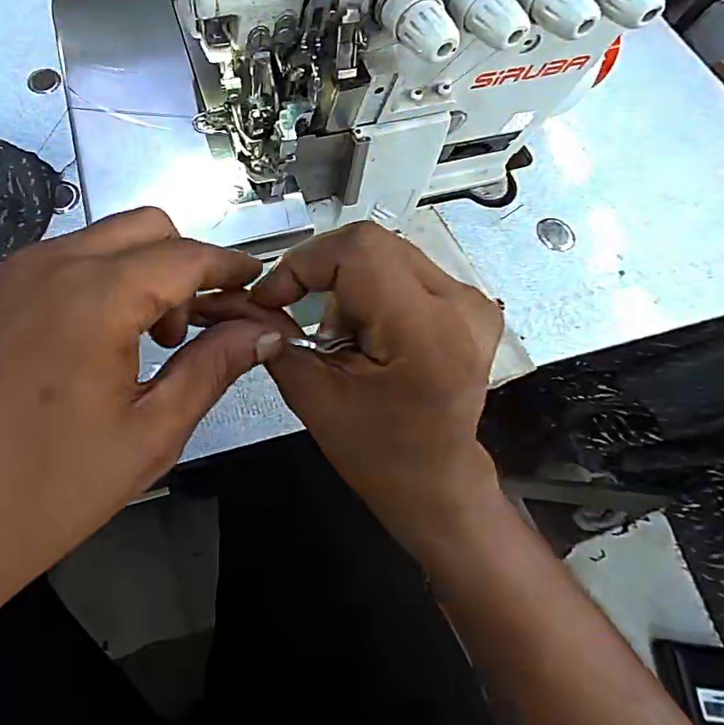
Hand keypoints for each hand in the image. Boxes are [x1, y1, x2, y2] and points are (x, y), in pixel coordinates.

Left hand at [0, 207, 282, 617]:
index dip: (230, 268)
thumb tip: (265, 332)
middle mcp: (48, 267)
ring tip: (147, 341)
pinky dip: (100, 279)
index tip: (256, 287)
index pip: (185, 256)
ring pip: (103, 239)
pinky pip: (63, 260)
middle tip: (197, 327)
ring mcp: (8, 276)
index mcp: (93, 298)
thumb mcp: (152, 433)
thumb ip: (214, 367)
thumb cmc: (50, 492)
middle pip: (146, 228)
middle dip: (187, 264)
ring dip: (144, 271)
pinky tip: (99, 341)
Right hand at [249, 221, 505, 552]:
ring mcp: (472, 302)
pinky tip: (371, 334)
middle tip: (308, 321)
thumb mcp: (317, 401)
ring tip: (346, 338)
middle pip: (373, 244)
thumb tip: (251, 303)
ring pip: (387, 252)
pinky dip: (374, 291)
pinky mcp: (470, 303)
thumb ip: (278, 343)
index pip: (358, 251)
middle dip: (324, 274)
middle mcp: (462, 307)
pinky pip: (406, 269)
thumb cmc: (386, 457)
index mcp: (429, 333)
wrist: (437, 480)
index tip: (276, 296)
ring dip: (350, 285)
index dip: (304, 264)